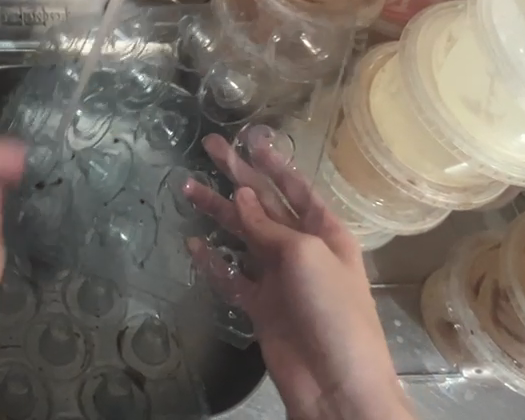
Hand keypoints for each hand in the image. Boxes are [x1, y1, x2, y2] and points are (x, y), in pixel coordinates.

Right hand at [184, 131, 411, 419]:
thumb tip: (242, 195)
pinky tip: (193, 243)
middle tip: (209, 146)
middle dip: (237, 175)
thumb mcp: (305, 256)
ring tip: (187, 186)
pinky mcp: (261, 306)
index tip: (250, 139)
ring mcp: (279, 278)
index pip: (296, 188)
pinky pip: (232, 276)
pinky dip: (212, 260)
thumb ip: (269, 225)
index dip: (274, 163)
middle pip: (264, 204)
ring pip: (243, 234)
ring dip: (217, 211)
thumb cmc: (334, 311)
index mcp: (325, 233)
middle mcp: (301, 249)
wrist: (337, 386)